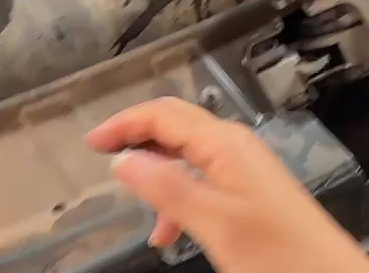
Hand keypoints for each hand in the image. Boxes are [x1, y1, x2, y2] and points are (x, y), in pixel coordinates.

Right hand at [85, 98, 368, 272]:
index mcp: (223, 142)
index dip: (123, 123)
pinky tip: (169, 229)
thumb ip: (167, 188)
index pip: (162, 114)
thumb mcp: (216, 225)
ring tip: (135, 203)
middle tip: (102, 156)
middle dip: (137, 136)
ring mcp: (245, 166)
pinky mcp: (252, 190)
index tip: (90, 144)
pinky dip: (178, 193)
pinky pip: (203, 177)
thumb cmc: (278, 256)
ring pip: (186, 152)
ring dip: (157, 169)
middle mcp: (233, 144)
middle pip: (174, 124)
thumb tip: (121, 159)